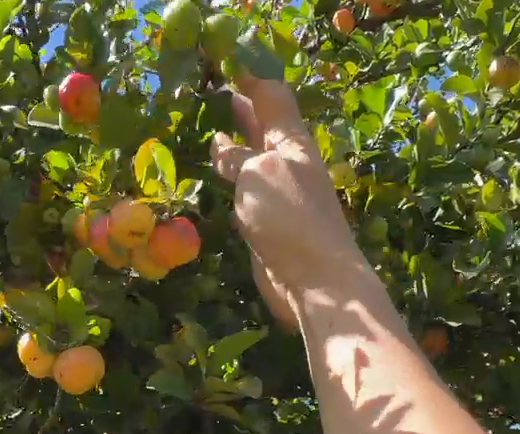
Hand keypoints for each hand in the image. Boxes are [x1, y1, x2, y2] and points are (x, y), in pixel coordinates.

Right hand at [211, 76, 362, 331]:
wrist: (315, 281)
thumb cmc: (290, 218)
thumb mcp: (259, 173)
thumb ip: (237, 156)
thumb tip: (220, 147)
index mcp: (290, 141)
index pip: (269, 95)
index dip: (248, 77)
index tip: (223, 65)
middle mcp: (284, 165)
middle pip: (260, 128)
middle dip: (238, 110)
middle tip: (208, 95)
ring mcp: (276, 199)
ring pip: (250, 164)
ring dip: (230, 150)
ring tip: (203, 136)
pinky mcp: (266, 229)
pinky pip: (244, 198)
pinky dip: (229, 188)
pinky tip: (214, 185)